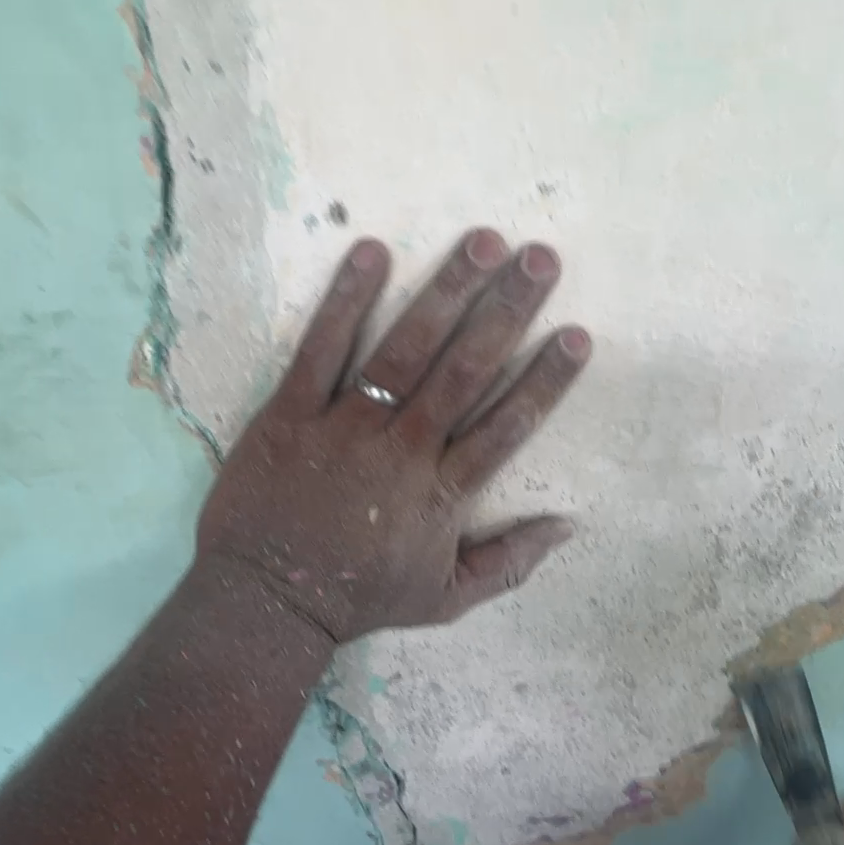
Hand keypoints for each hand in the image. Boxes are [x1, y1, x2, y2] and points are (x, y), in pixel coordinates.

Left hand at [196, 230, 590, 643]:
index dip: (546, 379)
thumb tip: (569, 526)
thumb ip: (511, 562)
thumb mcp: (448, 599)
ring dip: (446, 293)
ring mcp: (345, 427)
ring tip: (482, 242)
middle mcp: (404, 450)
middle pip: (466, 371)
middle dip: (508, 312)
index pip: (508, 426)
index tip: (577, 334)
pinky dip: (346, 301)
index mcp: (444, 493)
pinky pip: (320, 350)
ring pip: (404, 350)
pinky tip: (374, 251)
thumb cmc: (362, 597)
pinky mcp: (290, 414)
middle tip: (541, 259)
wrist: (266, 602)